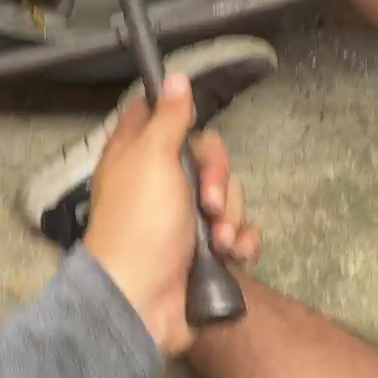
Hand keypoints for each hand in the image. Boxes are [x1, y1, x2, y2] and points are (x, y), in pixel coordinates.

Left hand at [83, 78, 260, 355]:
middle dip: (218, 179)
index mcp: (138, 156)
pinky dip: (240, 244)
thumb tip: (174, 77)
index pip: (157, 116)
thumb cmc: (140, 224)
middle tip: (206, 203)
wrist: (144, 301)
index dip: (176, 113)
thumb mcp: (151, 158)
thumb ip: (168, 118)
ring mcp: (185, 219)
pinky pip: (240, 232)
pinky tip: (230, 257)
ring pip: (229, 195)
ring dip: (229, 218)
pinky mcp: (207, 252)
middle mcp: (162, 183)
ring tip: (216, 243)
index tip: (190, 121)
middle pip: (209, 156)